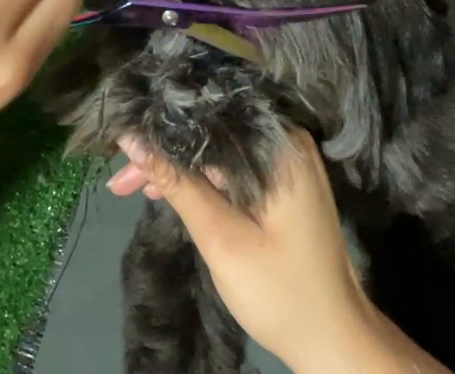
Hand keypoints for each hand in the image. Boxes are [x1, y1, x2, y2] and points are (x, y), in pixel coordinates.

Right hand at [108, 129, 392, 371]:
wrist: (334, 338)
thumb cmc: (281, 290)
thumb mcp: (221, 238)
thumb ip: (177, 184)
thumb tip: (130, 138)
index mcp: (280, 144)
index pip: (210, 115)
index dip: (162, 124)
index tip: (120, 139)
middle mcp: (286, 140)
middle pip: (212, 132)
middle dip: (164, 151)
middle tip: (119, 179)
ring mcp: (285, 162)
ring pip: (218, 150)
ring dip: (177, 167)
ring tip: (129, 186)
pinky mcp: (281, 182)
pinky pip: (232, 166)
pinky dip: (200, 179)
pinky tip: (166, 191)